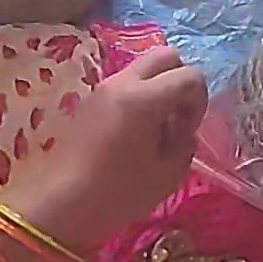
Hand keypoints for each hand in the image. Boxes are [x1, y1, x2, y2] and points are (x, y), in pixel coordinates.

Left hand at [3, 46, 208, 249]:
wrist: (63, 206)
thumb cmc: (120, 193)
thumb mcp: (169, 173)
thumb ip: (186, 142)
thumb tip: (183, 129)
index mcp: (145, 98)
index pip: (191, 75)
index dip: (199, 100)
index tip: (188, 130)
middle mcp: (123, 83)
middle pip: (166, 56)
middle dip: (181, 80)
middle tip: (178, 116)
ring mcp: (103, 88)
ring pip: (143, 68)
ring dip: (159, 88)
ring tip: (157, 128)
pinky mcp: (90, 100)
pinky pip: (125, 84)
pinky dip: (140, 97)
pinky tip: (135, 133)